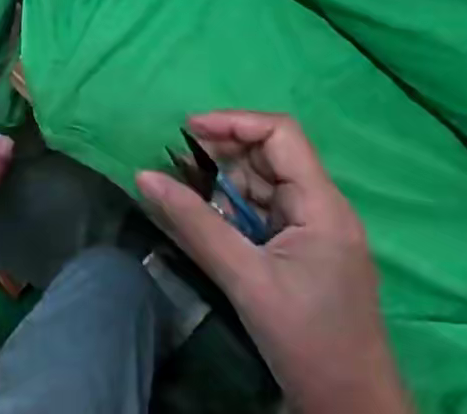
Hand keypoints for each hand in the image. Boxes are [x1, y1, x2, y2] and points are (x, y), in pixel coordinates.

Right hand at [136, 111, 412, 413]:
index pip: (281, 134)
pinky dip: (233, 211)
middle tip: (177, 166)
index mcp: (322, 205)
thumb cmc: (308, 343)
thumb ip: (194, 223)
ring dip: (223, 185)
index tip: (189, 130)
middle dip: (222, 155)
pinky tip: (207, 224)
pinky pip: (263, 213)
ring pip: (262, 185)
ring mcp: (315, 230)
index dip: (234, 122)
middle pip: (269, 155)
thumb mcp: (245, 279)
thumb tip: (143, 175)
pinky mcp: (304, 251)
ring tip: (185, 197)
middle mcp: (322, 207)